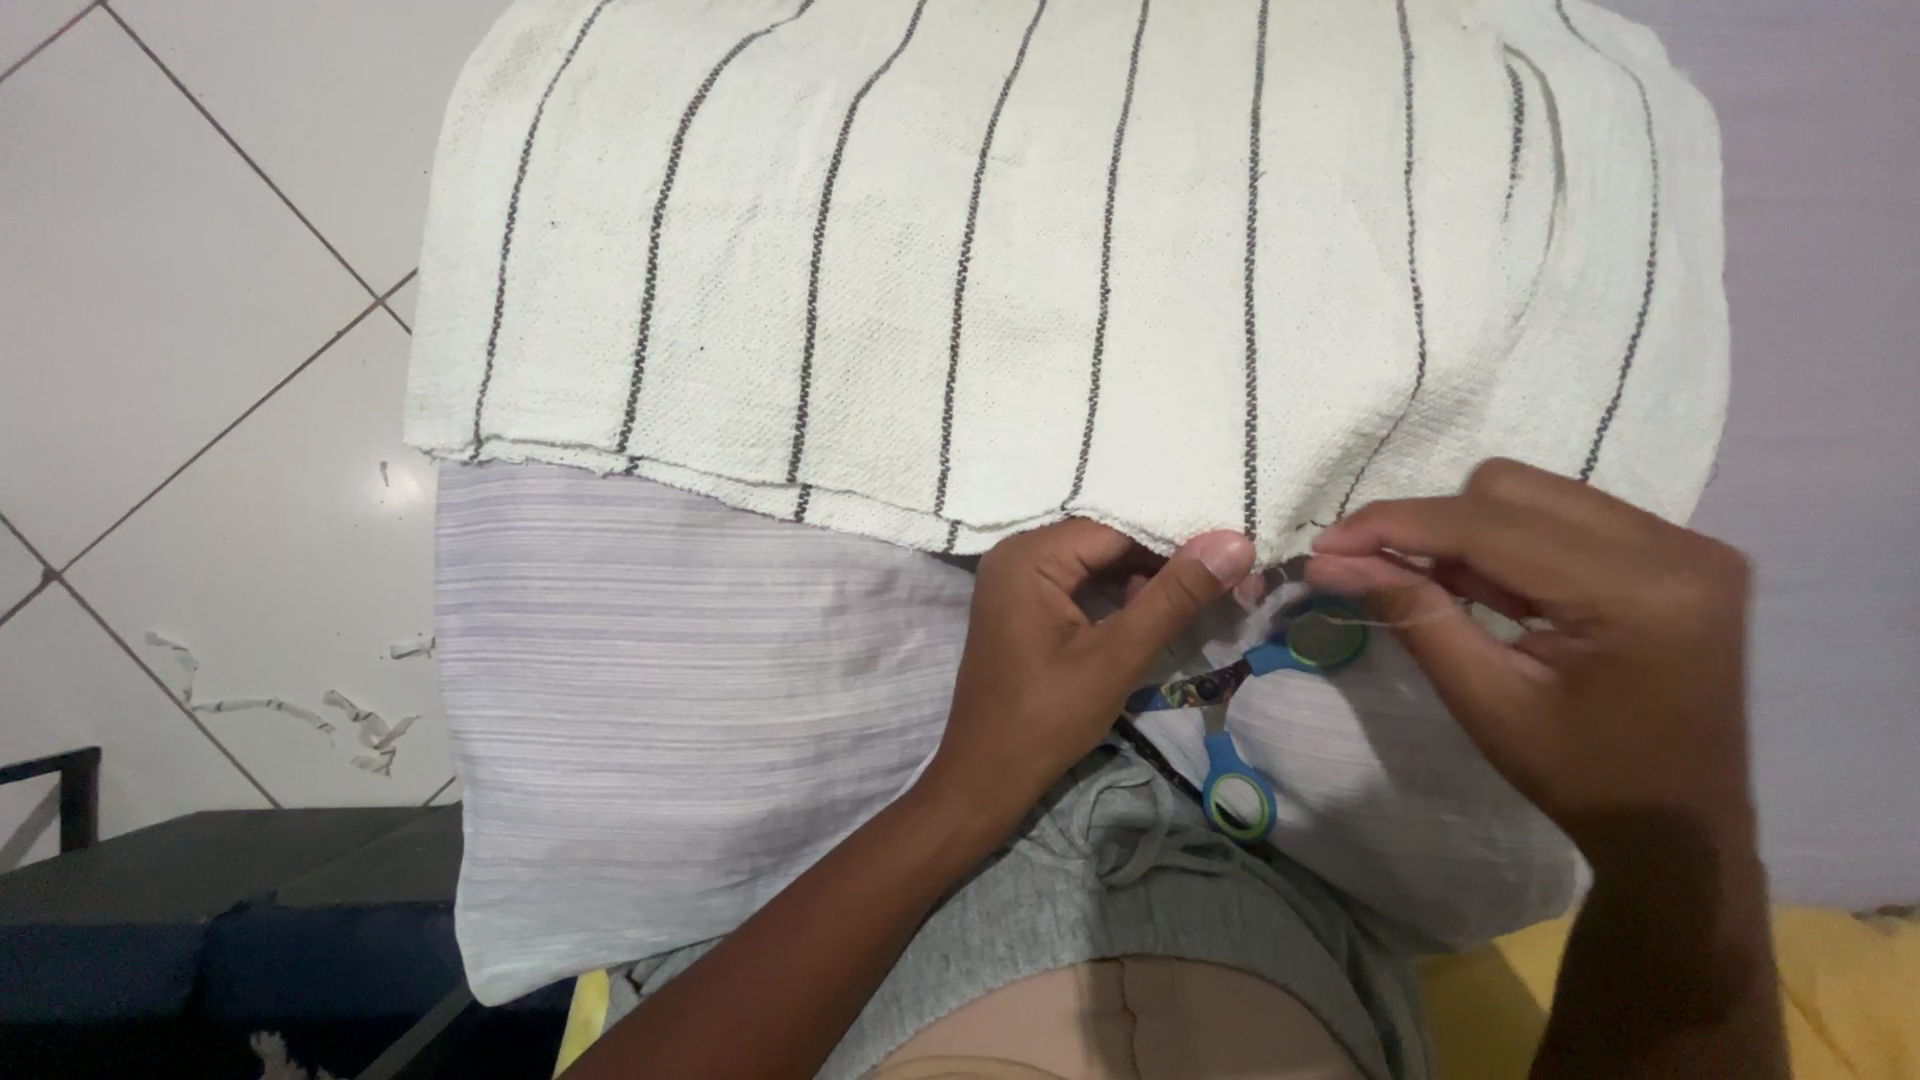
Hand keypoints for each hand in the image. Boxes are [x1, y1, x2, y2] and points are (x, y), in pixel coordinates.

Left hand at [919, 519, 1255, 824]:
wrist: (986, 774)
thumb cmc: (1046, 718)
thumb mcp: (1117, 656)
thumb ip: (1175, 596)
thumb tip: (1235, 541)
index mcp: (1029, 556)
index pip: (1117, 526)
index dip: (1177, 536)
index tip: (1235, 549)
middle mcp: (1017, 553)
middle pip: (1105, 539)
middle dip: (1164, 557)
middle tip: (1229, 572)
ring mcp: (1016, 578)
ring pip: (1095, 560)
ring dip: (1145, 575)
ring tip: (1203, 590)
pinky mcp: (1022, 602)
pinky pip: (1078, 581)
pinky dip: (1117, 591)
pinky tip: (1154, 607)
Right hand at [1306, 459, 1757, 871]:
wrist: (1679, 826)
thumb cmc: (1580, 776)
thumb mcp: (1482, 698)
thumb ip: (1411, 613)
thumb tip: (1329, 562)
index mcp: (1637, 592)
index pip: (1487, 524)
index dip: (1394, 525)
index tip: (1325, 546)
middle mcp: (1674, 548)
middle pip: (1507, 489)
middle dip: (1430, 527)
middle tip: (1388, 578)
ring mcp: (1684, 544)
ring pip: (1530, 492)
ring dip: (1466, 532)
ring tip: (1452, 594)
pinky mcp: (1676, 552)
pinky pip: (1560, 512)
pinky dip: (1505, 541)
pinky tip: (1495, 591)